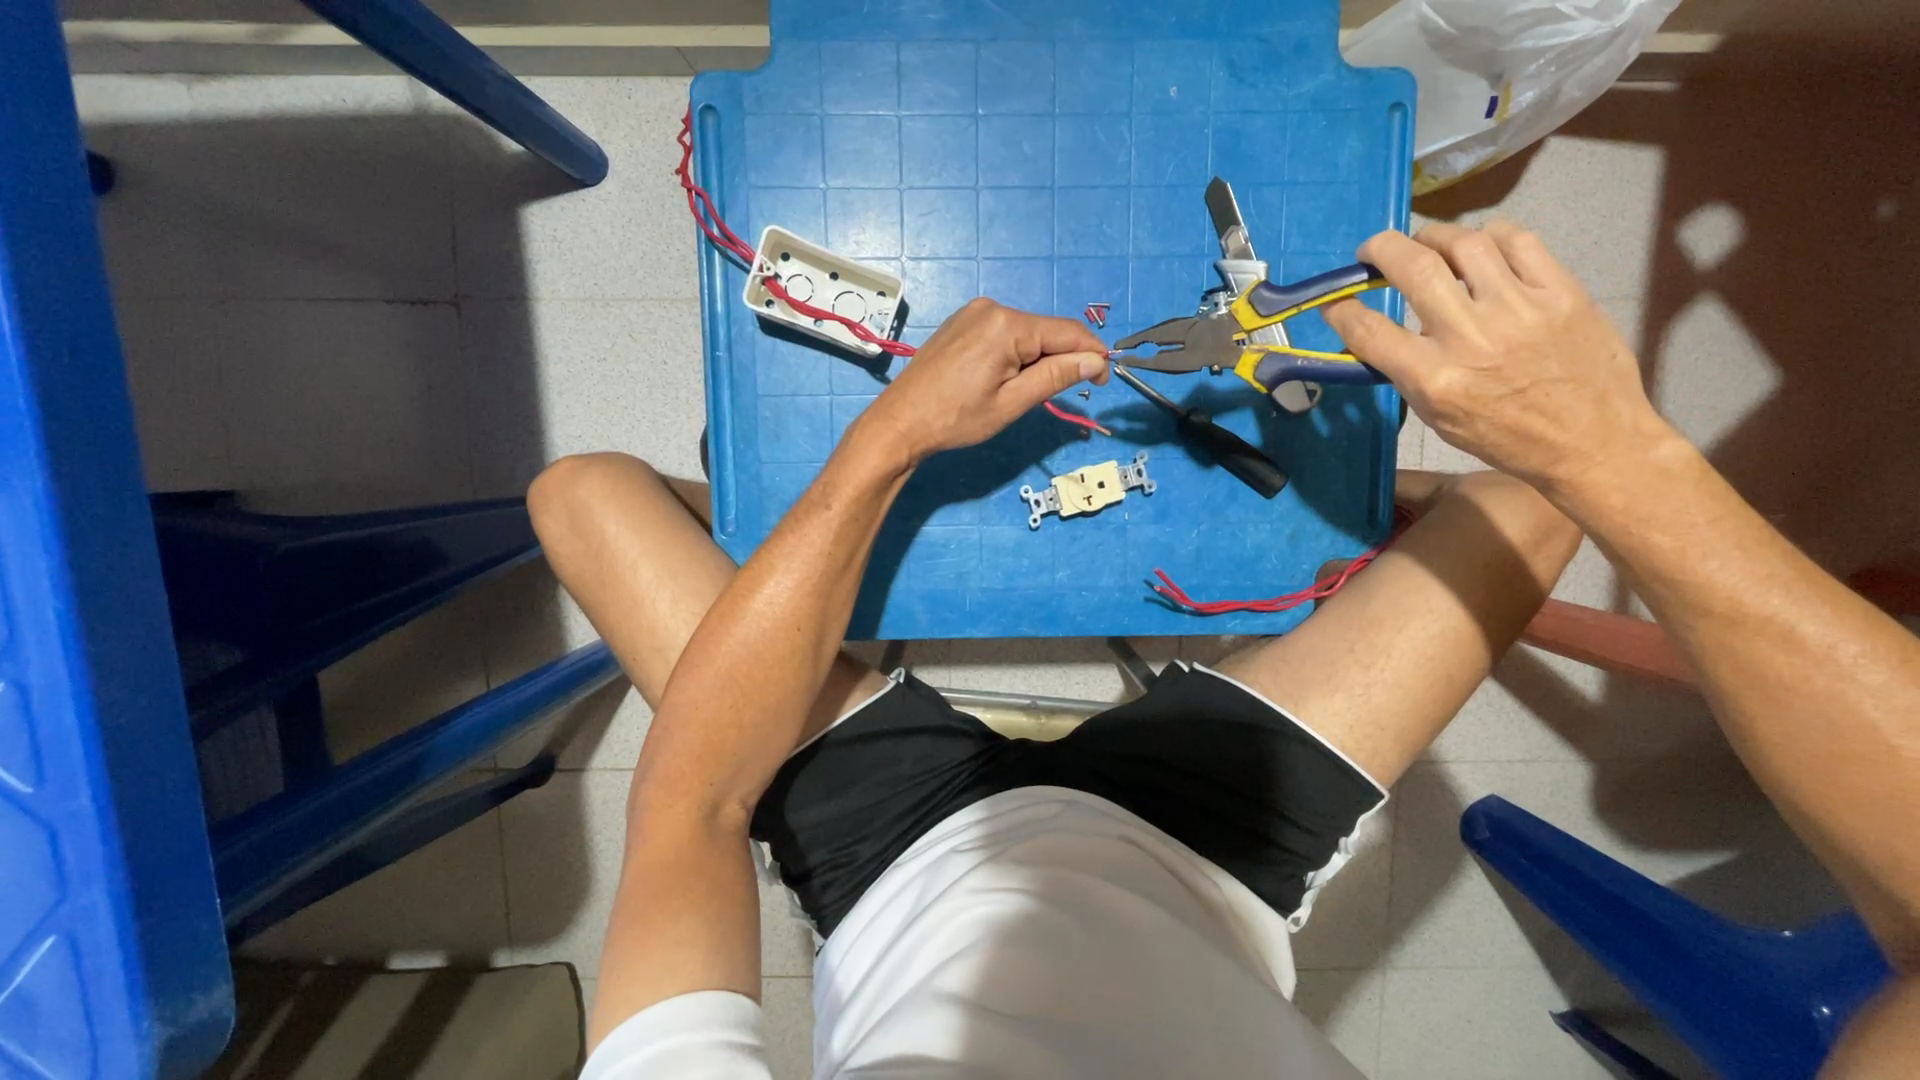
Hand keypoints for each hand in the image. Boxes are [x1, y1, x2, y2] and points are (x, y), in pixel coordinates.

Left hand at [859, 298, 1109, 461]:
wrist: (901, 422)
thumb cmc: (956, 419)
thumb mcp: (1013, 402)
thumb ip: (1057, 377)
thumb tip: (1097, 361)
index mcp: (1007, 324)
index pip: (1068, 332)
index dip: (1093, 356)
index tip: (1105, 382)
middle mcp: (992, 308)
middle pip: (1046, 332)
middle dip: (1060, 360)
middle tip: (1051, 398)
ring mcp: (973, 312)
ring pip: (1026, 334)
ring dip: (1036, 359)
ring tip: (1016, 393)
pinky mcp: (961, 322)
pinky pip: (1003, 333)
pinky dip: (1014, 354)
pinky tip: (999, 380)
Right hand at [1323, 223, 1671, 492]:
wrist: (1592, 440)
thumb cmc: (1504, 437)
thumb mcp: (1437, 416)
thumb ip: (1406, 372)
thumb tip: (1377, 334)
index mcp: (1435, 379)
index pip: (1369, 331)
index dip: (1341, 311)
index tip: (1335, 304)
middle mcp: (1472, 337)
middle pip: (1415, 268)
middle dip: (1381, 248)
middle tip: (1372, 250)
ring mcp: (1520, 308)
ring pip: (1465, 243)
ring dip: (1433, 236)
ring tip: (1425, 244)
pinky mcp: (1561, 291)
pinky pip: (1518, 241)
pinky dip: (1489, 236)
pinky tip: (1480, 246)